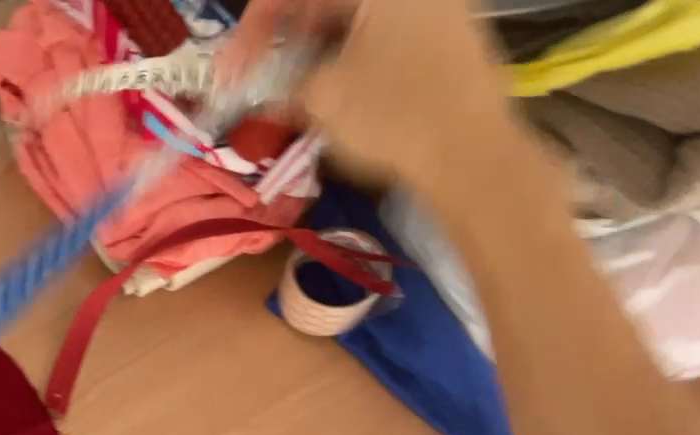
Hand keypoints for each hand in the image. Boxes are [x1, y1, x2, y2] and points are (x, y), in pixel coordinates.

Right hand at [226, 0, 532, 201]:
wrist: (471, 155)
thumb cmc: (393, 116)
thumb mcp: (321, 96)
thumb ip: (282, 80)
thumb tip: (262, 82)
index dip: (253, 27)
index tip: (228, 70)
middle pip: (326, 6)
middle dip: (282, 38)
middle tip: (250, 79)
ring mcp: (432, 10)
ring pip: (351, 21)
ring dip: (309, 51)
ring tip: (282, 91)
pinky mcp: (442, 39)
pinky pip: (377, 36)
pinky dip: (341, 58)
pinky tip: (323, 91)